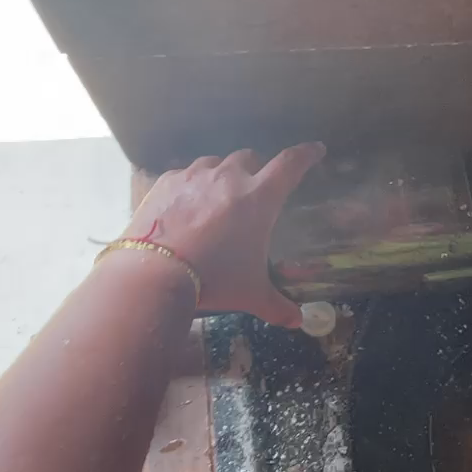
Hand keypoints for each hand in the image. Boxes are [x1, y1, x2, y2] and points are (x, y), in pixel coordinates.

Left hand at [121, 144, 324, 325]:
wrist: (155, 272)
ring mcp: (194, 176)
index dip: (306, 155)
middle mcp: (229, 178)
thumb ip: (278, 306)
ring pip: (216, 162)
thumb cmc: (216, 278)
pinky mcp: (165, 182)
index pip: (291, 165)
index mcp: (260, 198)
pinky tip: (189, 204)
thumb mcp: (252, 294)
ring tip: (221, 195)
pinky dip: (193, 184)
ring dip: (224, 173)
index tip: (316, 150)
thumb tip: (297, 322)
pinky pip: (186, 174)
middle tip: (258, 186)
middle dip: (258, 168)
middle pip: (250, 157)